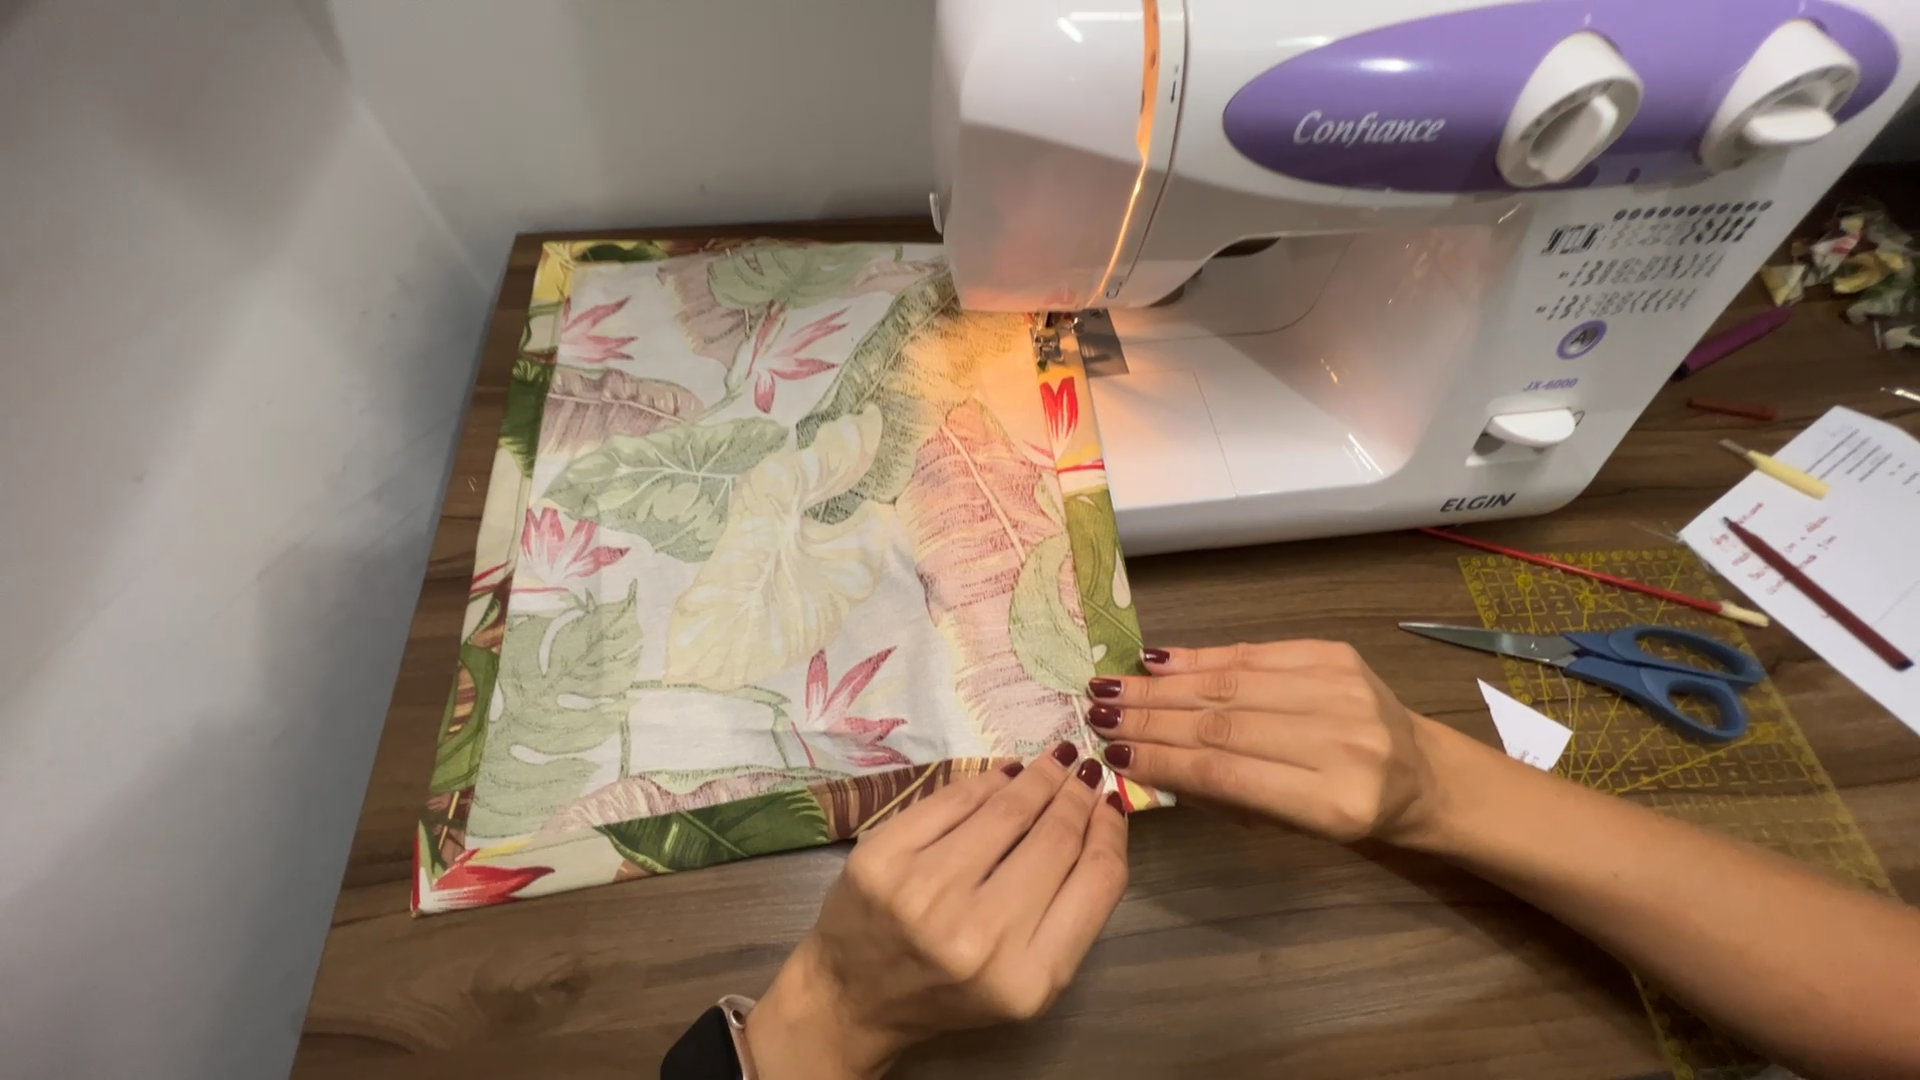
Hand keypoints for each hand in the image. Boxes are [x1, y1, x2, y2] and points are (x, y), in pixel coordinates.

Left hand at [745, 743, 1128, 1078]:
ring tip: (1051, 762)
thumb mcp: (1025, 977)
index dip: (1111, 831)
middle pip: (1054, 837)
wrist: (853, 995)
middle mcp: (979, 936)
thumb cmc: (950, 991)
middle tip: (1084, 770)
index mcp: (1028, 979)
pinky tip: (1005, 773)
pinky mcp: (884, 857)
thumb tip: (1099, 814)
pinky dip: (987, 779)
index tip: (1112, 802)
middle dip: (1076, 795)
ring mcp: (925, 891)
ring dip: (1038, 777)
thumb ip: (1070, 908)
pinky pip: (954, 797)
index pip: (1097, 880)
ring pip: (1005, 808)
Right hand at [1086, 641, 1441, 844]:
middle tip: (1096, 712)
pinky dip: (1196, 658)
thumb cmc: (1348, 811)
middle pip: (1220, 724)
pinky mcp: (1333, 653)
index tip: (1109, 754)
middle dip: (1149, 718)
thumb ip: (1221, 793)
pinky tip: (1155, 659)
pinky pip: (1249, 653)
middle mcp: (1341, 742)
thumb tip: (1142, 758)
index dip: (1161, 761)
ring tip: (1113, 687)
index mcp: (1333, 803)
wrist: (1422, 772)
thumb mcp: (1289, 824)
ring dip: (1161, 686)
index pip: (1225, 774)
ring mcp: (1340, 690)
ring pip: (1228, 684)